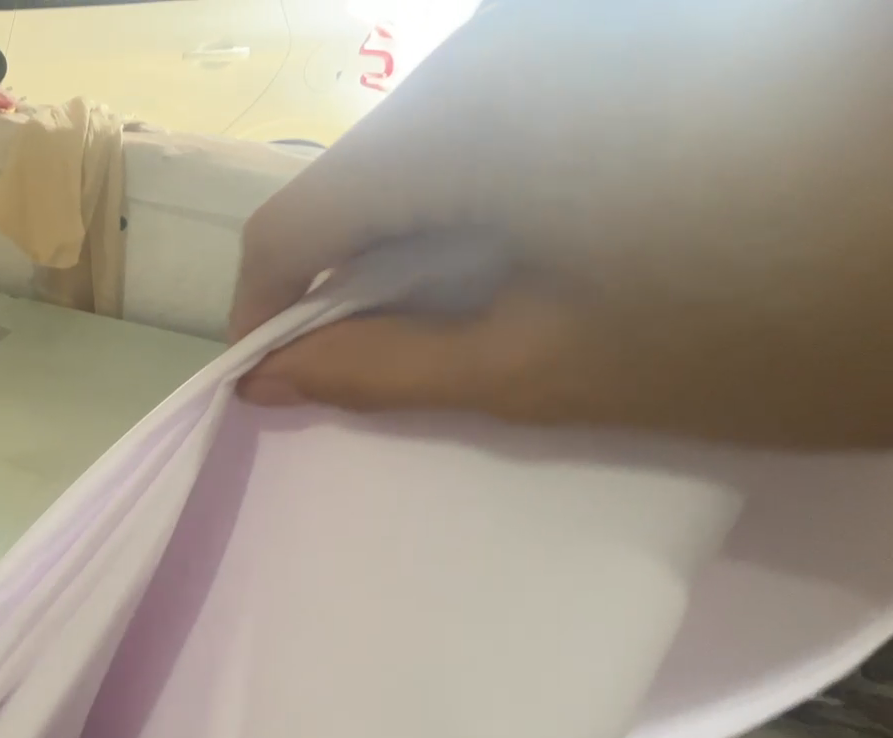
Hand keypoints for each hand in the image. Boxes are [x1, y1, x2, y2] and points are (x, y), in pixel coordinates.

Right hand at [231, 0, 892, 447]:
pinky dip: (487, 183)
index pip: (292, 224)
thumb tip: (266, 378)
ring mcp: (578, 24)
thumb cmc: (796, 322)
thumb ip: (385, 371)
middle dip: (351, 272)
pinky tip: (556, 224)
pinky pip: (500, 104)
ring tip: (497, 290)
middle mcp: (510, 45)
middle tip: (404, 347)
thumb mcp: (556, 371)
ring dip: (421, 229)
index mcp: (476, 130)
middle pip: (358, 175)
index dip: (264, 308)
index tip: (281, 371)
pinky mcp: (634, 24)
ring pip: (424, 139)